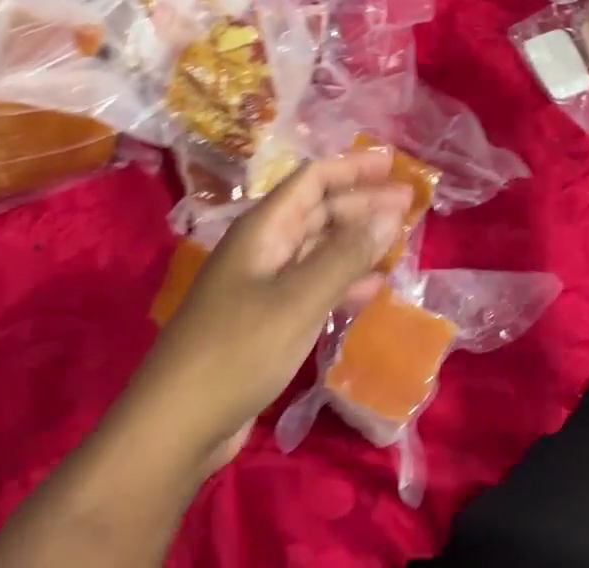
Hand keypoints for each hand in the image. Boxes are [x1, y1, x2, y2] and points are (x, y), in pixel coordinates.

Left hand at [129, 152, 411, 471]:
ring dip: (357, 243)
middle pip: (318, 212)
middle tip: (409, 205)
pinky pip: (313, 288)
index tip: (394, 164)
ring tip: (399, 241)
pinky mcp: (267, 323)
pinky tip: (374, 289)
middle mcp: (262, 250)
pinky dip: (344, 283)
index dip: (352, 168)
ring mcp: (263, 287)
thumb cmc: (237, 350)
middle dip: (362, 204)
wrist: (178, 424)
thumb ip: (345, 255)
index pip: (312, 180)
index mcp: (263, 230)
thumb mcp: (298, 299)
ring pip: (318, 250)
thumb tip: (391, 212)